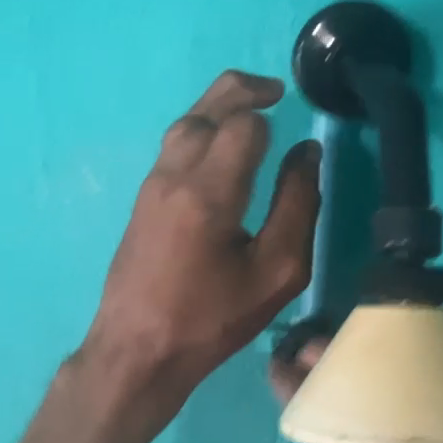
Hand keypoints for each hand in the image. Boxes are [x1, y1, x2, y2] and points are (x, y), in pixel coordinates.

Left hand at [74, 70, 321, 436]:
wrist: (136, 351)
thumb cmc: (211, 320)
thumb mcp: (275, 272)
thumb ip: (297, 205)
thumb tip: (306, 153)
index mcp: (208, 191)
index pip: (244, 125)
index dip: (273, 121)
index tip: (296, 142)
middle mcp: (174, 174)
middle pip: (209, 109)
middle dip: (243, 91)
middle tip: (276, 92)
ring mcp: (152, 184)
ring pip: (186, 122)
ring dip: (219, 107)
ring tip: (253, 108)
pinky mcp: (143, 199)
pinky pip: (174, 144)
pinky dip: (202, 129)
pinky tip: (221, 147)